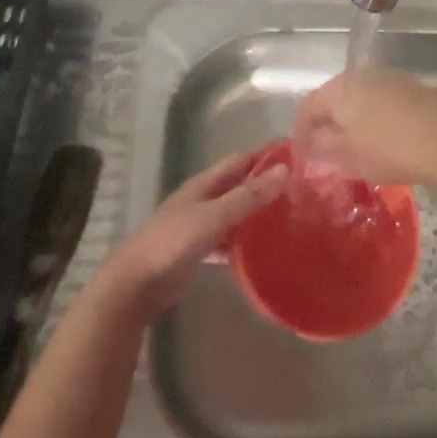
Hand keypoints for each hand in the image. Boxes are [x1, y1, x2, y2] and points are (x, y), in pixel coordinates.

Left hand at [96, 151, 284, 317]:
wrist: (136, 283)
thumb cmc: (173, 242)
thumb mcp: (215, 216)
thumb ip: (249, 196)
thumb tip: (286, 170)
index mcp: (203, 184)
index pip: (240, 160)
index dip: (265, 155)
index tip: (297, 154)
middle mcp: (201, 199)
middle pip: (238, 185)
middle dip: (265, 183)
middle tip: (300, 188)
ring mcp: (198, 225)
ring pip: (234, 213)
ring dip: (256, 213)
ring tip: (289, 217)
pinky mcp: (197, 250)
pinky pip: (228, 239)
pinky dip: (244, 240)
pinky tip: (263, 249)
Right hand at [293, 69, 436, 185]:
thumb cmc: (391, 151)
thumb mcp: (352, 159)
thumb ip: (326, 151)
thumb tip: (313, 146)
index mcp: (339, 91)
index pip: (308, 106)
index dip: (302, 130)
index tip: (303, 152)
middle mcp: (362, 76)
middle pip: (335, 97)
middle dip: (328, 121)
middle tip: (327, 147)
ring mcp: (391, 77)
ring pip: (361, 96)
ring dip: (354, 117)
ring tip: (357, 144)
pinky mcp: (414, 86)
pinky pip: (384, 99)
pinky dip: (377, 115)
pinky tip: (385, 136)